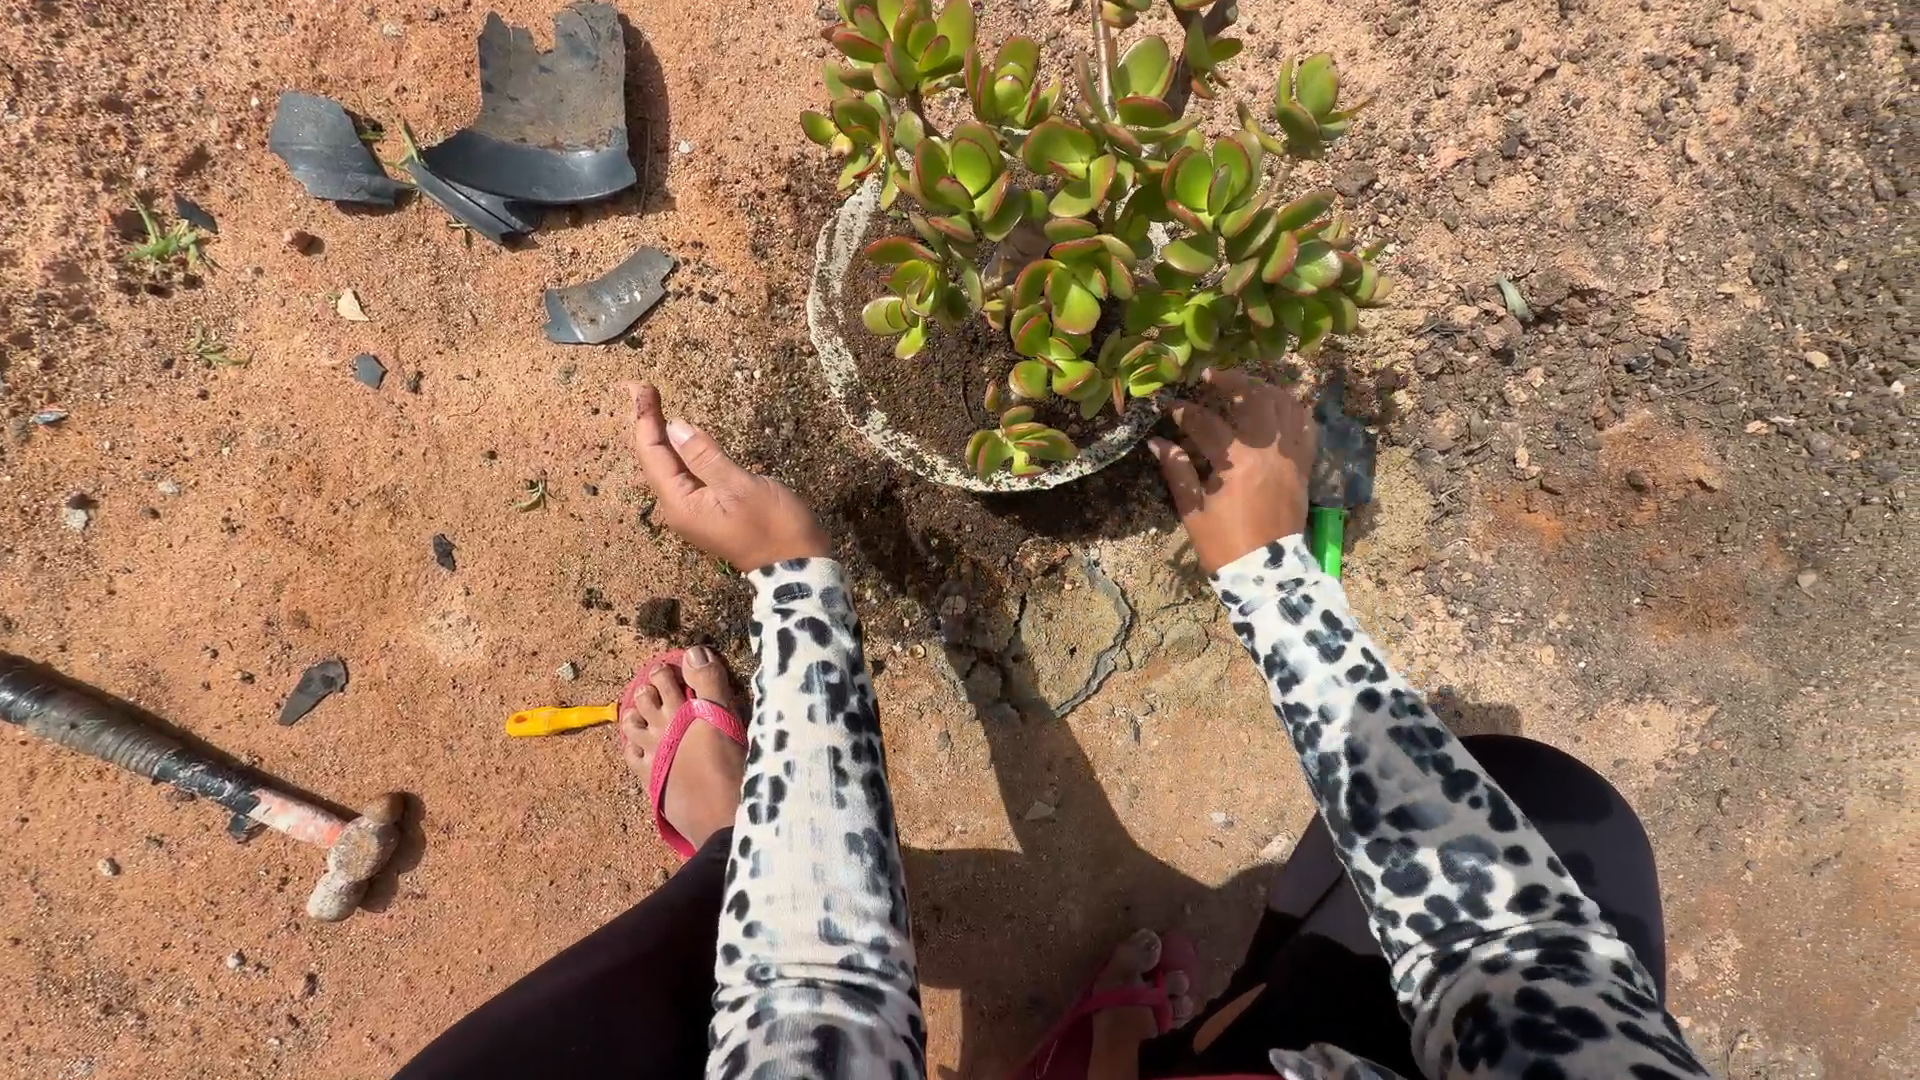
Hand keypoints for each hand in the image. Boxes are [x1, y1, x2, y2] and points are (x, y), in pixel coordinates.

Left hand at [623, 383, 830, 571]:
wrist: (797, 565)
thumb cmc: (773, 526)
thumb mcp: (741, 486)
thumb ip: (706, 456)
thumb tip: (676, 427)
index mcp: (681, 503)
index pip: (652, 454)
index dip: (645, 419)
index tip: (642, 387)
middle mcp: (679, 509)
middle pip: (655, 461)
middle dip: (648, 425)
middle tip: (642, 390)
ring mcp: (694, 512)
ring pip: (670, 469)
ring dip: (663, 438)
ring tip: (654, 409)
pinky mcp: (711, 512)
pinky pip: (687, 477)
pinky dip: (682, 454)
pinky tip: (684, 442)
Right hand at [1149, 369, 1314, 574]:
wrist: (1266, 572)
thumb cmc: (1223, 544)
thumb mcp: (1192, 510)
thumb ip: (1177, 471)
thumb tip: (1158, 443)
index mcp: (1237, 462)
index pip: (1207, 424)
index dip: (1186, 413)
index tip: (1171, 407)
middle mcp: (1269, 451)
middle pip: (1254, 399)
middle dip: (1231, 382)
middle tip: (1211, 377)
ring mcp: (1291, 457)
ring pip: (1285, 405)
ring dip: (1264, 389)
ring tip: (1244, 386)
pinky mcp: (1303, 467)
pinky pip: (1304, 426)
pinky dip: (1291, 410)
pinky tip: (1276, 406)